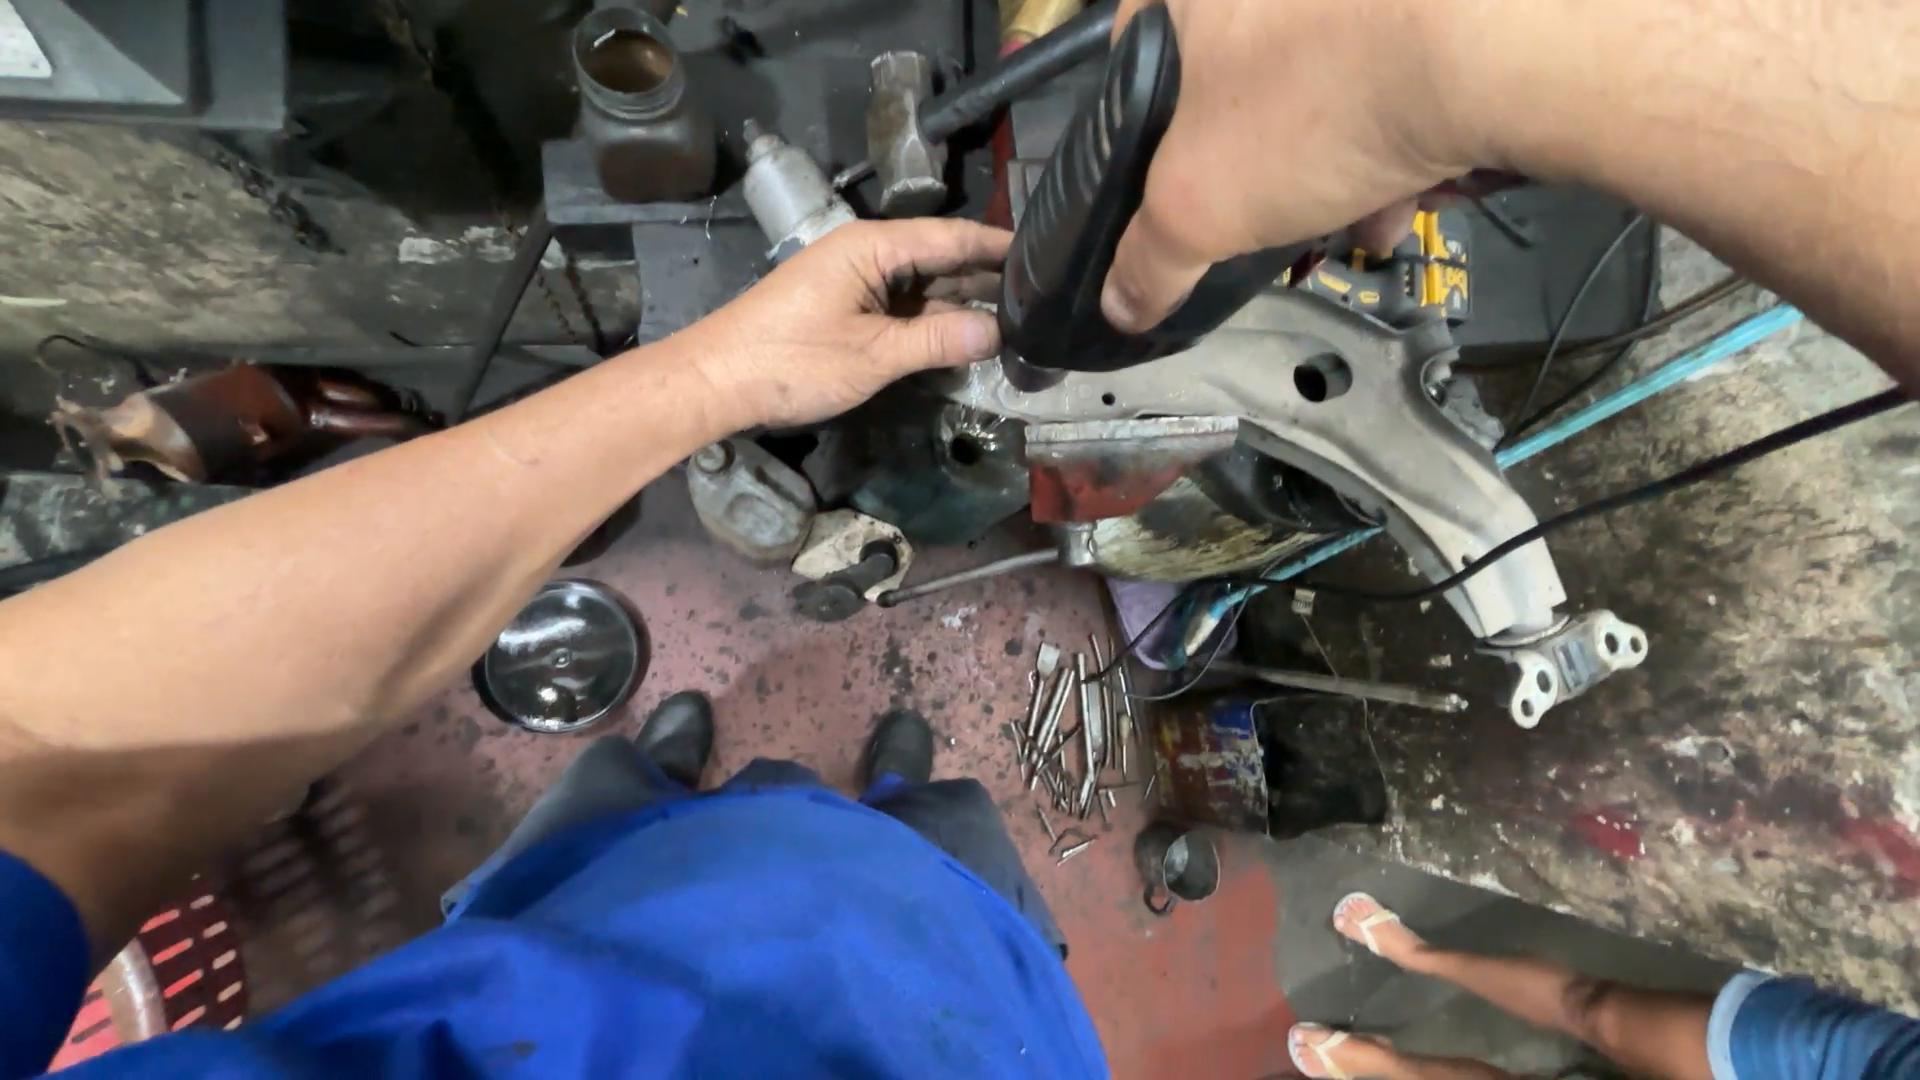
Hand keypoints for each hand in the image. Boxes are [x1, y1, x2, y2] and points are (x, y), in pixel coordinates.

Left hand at [682, 218, 1010, 428]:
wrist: (718, 380)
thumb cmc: (793, 361)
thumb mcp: (872, 354)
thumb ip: (936, 341)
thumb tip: (996, 332)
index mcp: (872, 246)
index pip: (950, 237)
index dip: (996, 246)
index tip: (1039, 255)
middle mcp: (866, 253)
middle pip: (938, 259)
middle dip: (983, 276)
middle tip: (1035, 296)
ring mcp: (853, 280)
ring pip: (920, 286)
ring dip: (959, 303)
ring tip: (1012, 317)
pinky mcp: (844, 307)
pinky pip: (899, 307)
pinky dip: (929, 321)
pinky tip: (958, 336)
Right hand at [1100, 0, 1485, 331]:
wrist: (1505, 35)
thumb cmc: (1311, 105)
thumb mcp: (1194, 211)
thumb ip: (1144, 263)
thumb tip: (1121, 306)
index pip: (1130, 56)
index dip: (1140, 134)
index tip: (1164, 183)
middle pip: (1230, 81)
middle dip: (1246, 162)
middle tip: (1256, 215)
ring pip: (1315, 81)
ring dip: (1323, 161)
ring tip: (1345, 219)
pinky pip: (1389, 66)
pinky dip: (1390, 133)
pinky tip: (1403, 191)